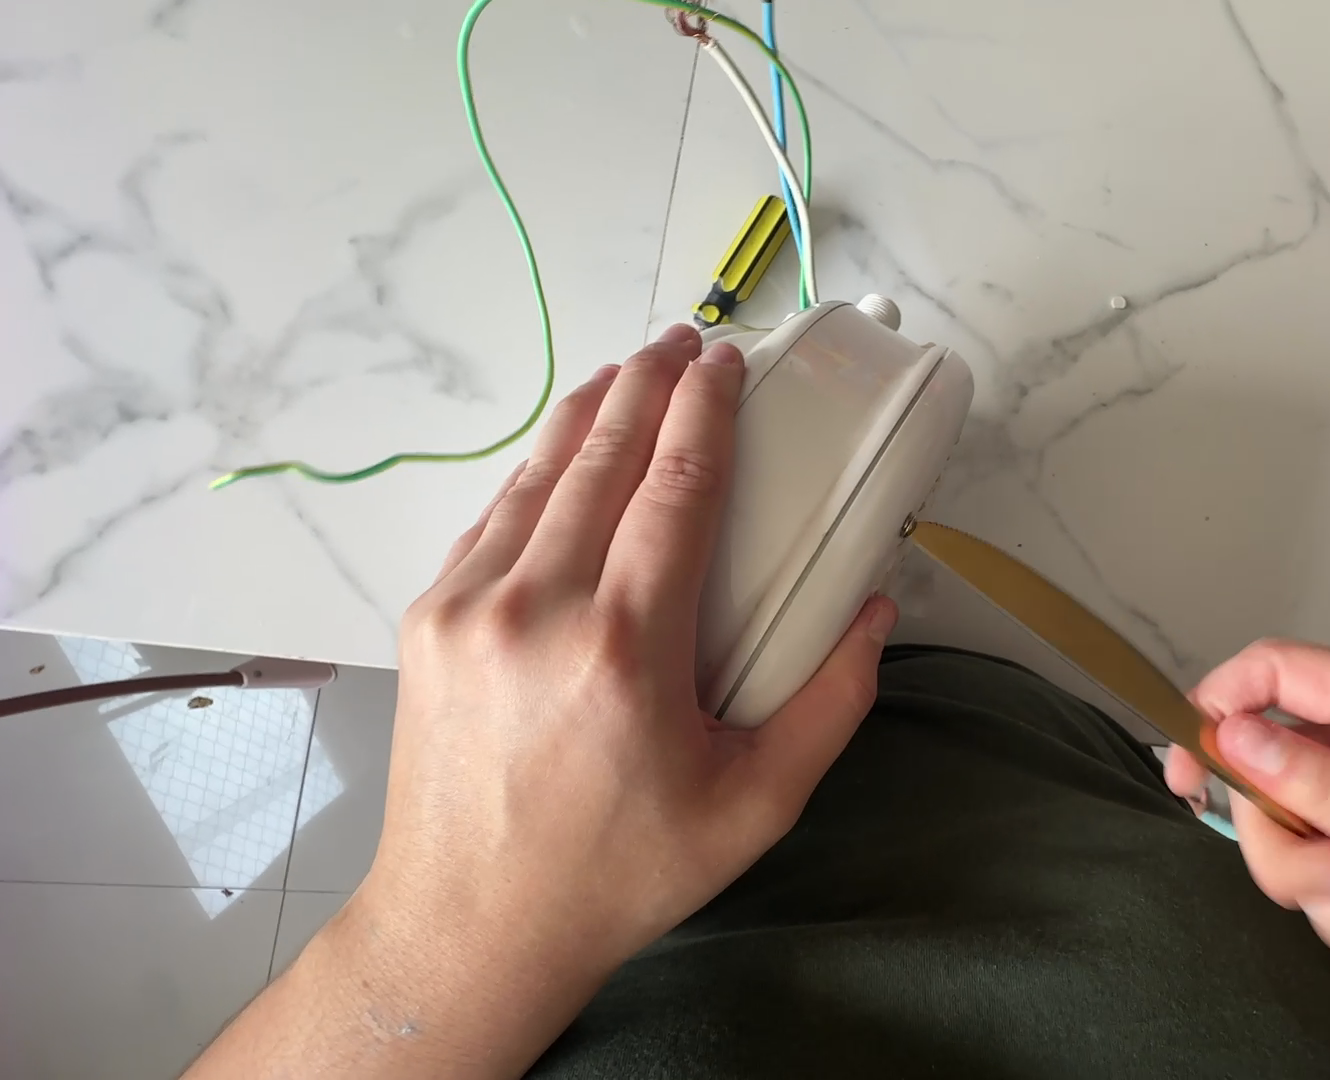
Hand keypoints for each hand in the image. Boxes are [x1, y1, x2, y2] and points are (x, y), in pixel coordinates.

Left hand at [367, 325, 895, 975]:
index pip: (675, 488)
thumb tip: (873, 610)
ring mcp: (468, 606)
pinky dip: (544, 464)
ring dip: (591, 409)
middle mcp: (536, 605)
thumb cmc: (629, 866)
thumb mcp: (760, 801)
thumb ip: (833, 702)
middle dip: (650, 383)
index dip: (707, 413)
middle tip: (688, 340)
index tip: (728, 364)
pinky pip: (498, 514)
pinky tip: (569, 447)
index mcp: (624, 644)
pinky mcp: (430, 619)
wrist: (470, 929)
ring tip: (634, 367)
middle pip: (600, 456)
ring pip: (540, 473)